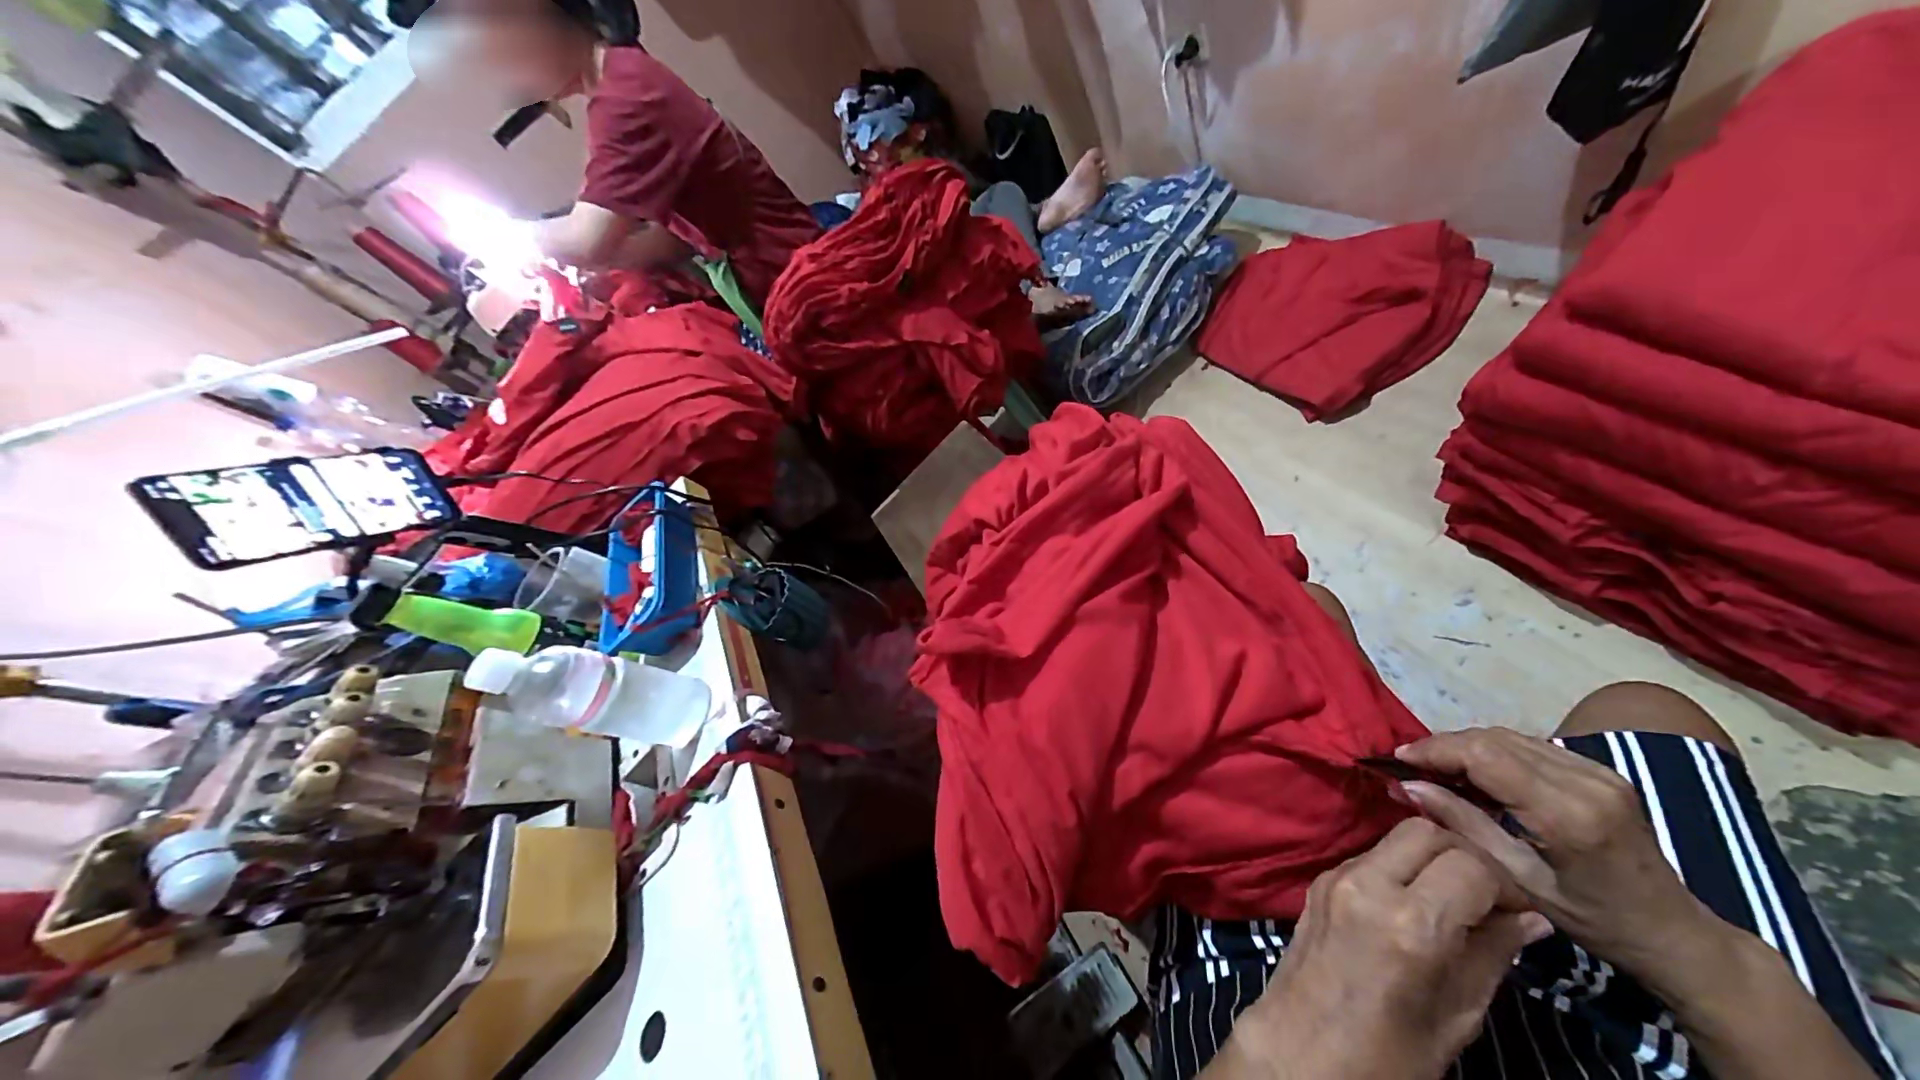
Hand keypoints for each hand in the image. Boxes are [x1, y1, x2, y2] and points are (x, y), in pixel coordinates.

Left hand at [1205, 818, 1551, 1079]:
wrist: (1300, 1052)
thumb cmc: (1389, 1054)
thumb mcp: (1457, 1015)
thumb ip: (1493, 955)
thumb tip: (1531, 919)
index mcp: (1409, 922)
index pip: (1471, 865)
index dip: (1504, 885)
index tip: (1519, 914)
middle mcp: (1368, 885)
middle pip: (1427, 833)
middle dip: (1467, 857)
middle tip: (1489, 899)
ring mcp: (1337, 877)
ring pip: (1396, 837)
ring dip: (1432, 858)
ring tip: (1456, 902)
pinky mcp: (1319, 881)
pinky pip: (1370, 855)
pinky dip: (1401, 867)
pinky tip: (1417, 904)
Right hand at [1393, 728, 1712, 978]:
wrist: (1675, 933)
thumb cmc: (1595, 920)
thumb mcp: (1520, 880)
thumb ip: (1465, 825)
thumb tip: (1408, 786)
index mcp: (1569, 814)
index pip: (1485, 756)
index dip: (1436, 750)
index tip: (1397, 760)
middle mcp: (1587, 782)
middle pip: (1494, 739)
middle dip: (1444, 746)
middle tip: (1410, 766)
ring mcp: (1598, 772)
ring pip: (1508, 736)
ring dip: (1464, 746)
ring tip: (1435, 768)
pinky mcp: (1601, 770)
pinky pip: (1529, 746)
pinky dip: (1491, 751)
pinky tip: (1475, 772)